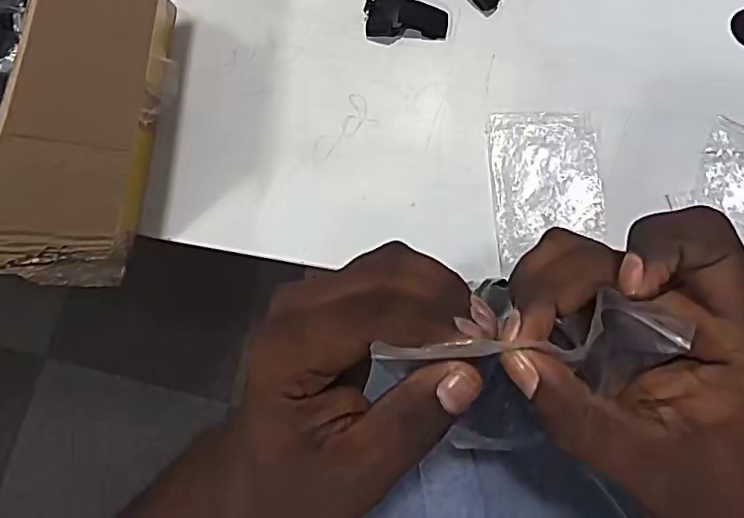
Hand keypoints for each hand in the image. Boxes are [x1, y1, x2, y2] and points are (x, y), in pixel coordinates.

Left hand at [124, 242, 483, 517]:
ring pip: (383, 263)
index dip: (428, 318)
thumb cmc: (299, 479)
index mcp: (291, 345)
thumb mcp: (356, 472)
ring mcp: (309, 293)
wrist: (259, 470)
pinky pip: (380, 274)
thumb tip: (467, 373)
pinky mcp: (326, 295)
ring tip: (471, 326)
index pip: (369, 310)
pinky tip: (444, 318)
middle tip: (485, 332)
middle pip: (379, 272)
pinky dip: (419, 288)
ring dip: (433, 286)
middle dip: (439, 294)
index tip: (478, 341)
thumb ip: (411, 422)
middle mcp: (296, 303)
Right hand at [502, 208, 743, 517]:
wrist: (716, 499)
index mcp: (728, 330)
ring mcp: (637, 298)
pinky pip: (559, 273)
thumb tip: (519, 361)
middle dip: (563, 281)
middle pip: (612, 246)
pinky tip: (530, 329)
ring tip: (527, 329)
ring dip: (541, 281)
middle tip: (533, 329)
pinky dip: (536, 292)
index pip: (707, 243)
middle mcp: (678, 299)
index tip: (630, 287)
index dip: (663, 245)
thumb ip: (582, 418)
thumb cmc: (708, 483)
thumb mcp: (649, 466)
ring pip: (577, 251)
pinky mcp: (604, 304)